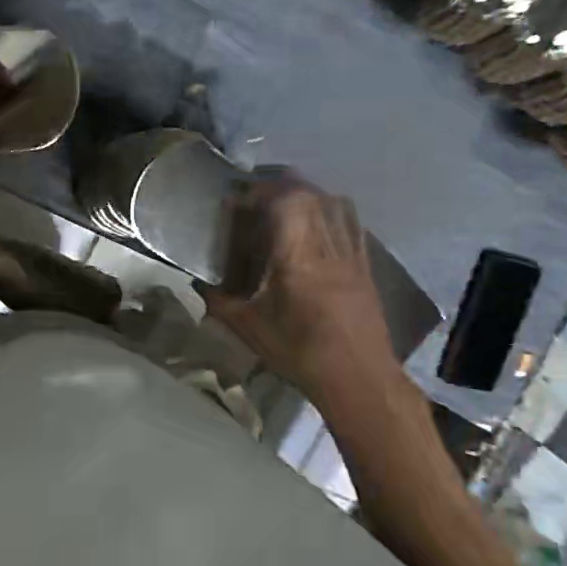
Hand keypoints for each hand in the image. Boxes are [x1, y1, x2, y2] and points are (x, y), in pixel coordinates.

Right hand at [202, 179, 392, 379]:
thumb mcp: (249, 329)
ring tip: (285, 204)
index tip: (240, 198)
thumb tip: (200, 284)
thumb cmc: (300, 353)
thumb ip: (220, 301)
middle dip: (282, 185)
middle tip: (258, 196)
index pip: (288, 202)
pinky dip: (331, 212)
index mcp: (298, 259)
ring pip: (336, 203)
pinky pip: (351, 223)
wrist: (359, 379)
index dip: (263, 190)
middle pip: (312, 195)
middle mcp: (328, 247)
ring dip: (309, 194)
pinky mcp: (366, 266)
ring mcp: (352, 254)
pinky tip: (316, 225)